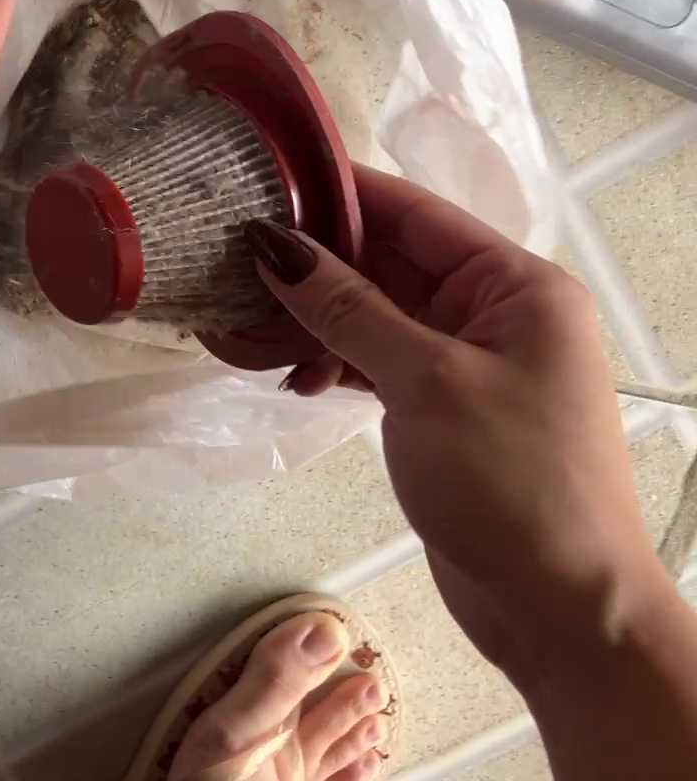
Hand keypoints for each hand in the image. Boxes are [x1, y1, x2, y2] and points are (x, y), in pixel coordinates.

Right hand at [245, 167, 672, 681]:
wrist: (553, 596)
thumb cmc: (509, 478)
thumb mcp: (423, 381)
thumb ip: (346, 309)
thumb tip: (273, 246)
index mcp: (514, 287)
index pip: (412, 216)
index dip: (337, 194)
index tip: (260, 185)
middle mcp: (489, 310)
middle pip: (382, 261)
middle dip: (308, 264)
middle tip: (227, 263)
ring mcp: (458, 356)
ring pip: (364, 310)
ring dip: (307, 318)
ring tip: (245, 329)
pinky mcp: (430, 396)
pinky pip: (365, 353)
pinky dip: (324, 359)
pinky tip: (292, 379)